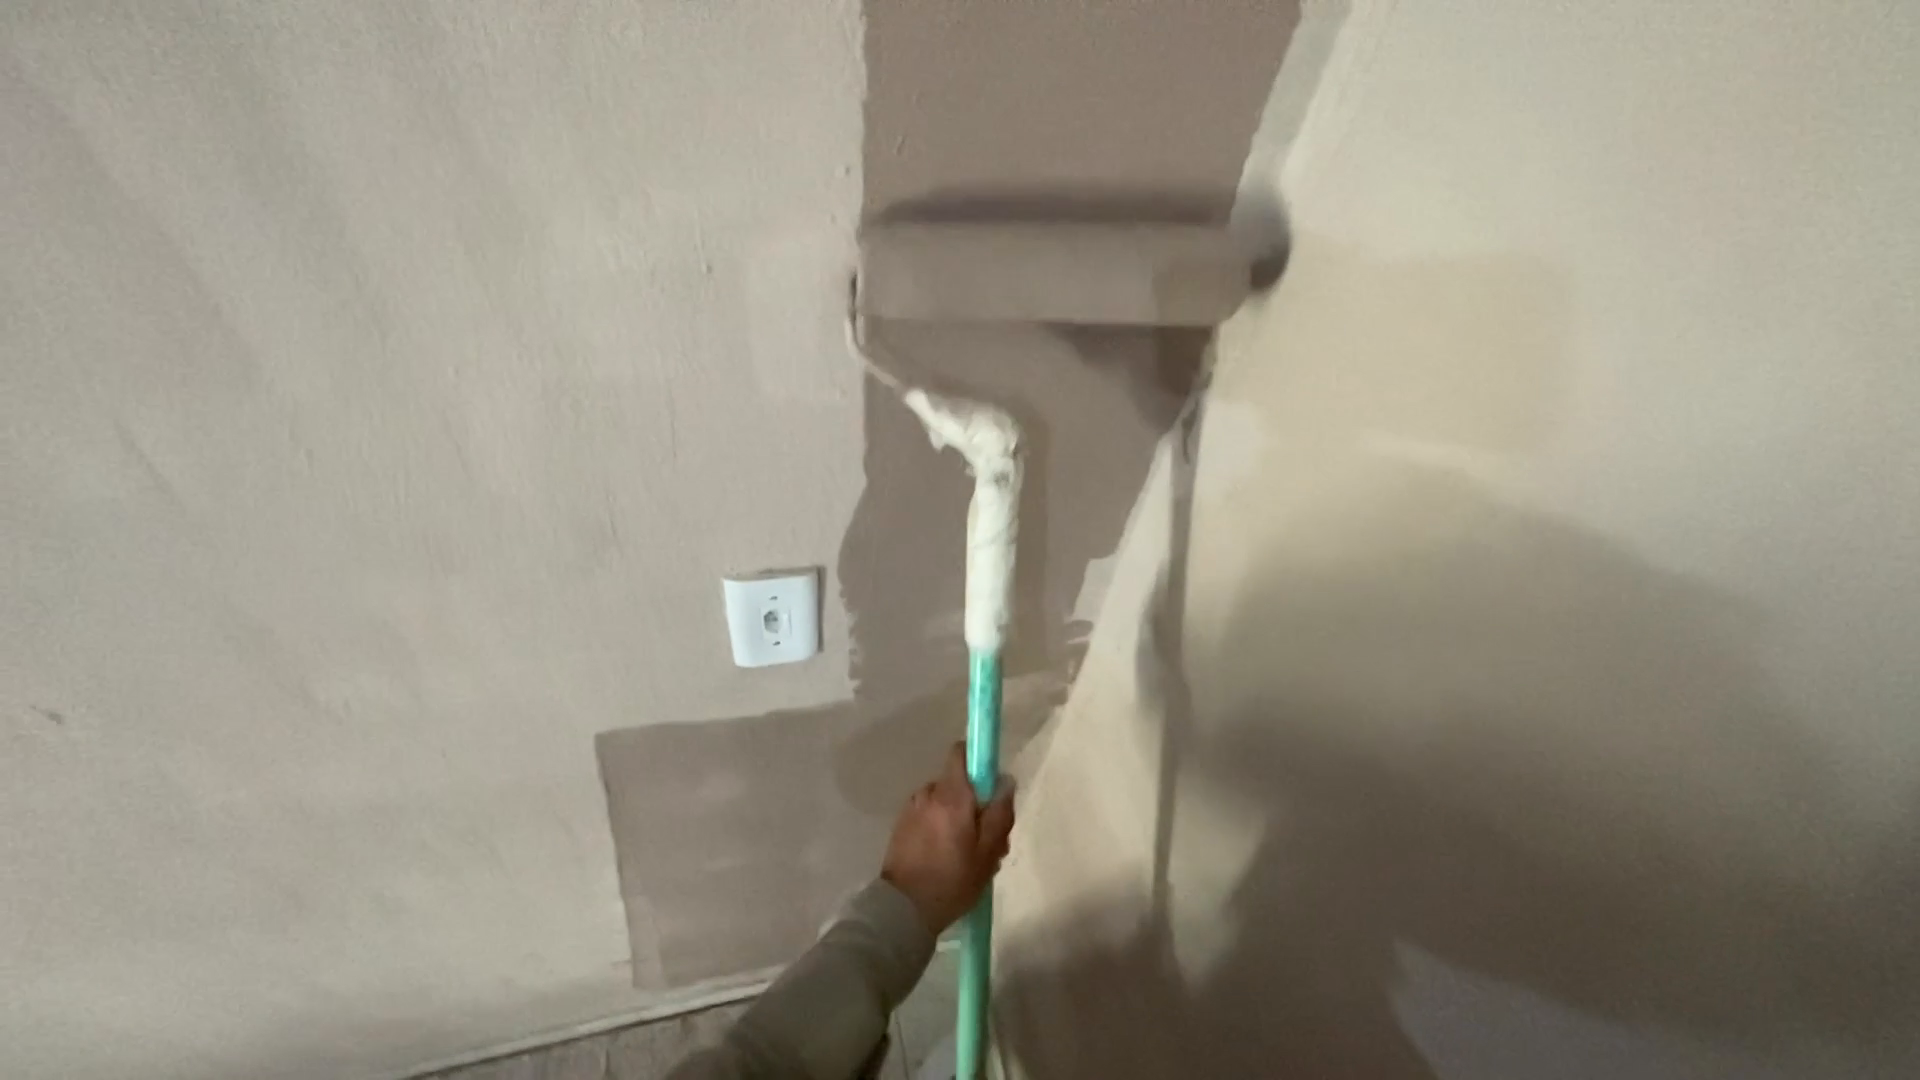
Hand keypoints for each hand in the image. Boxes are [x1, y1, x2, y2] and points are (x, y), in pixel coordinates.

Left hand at [881, 741, 1015, 933]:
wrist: (902, 910)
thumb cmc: (952, 880)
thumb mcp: (988, 852)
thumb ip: (999, 813)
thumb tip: (1005, 780)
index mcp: (951, 795)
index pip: (960, 753)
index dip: (977, 762)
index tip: (990, 787)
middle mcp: (928, 794)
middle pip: (957, 784)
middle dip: (974, 804)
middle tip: (988, 841)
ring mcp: (911, 809)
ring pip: (943, 803)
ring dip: (956, 820)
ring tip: (968, 857)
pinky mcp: (901, 827)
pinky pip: (928, 817)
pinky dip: (939, 829)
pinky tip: (947, 860)